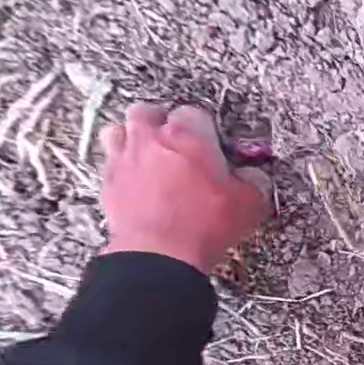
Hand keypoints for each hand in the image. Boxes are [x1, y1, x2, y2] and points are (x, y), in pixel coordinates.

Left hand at [99, 103, 270, 273]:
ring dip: (134, 137)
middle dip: (161, 120)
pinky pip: (112, 161)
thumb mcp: (251, 202)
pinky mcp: (109, 183)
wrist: (160, 252)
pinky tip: (141, 180)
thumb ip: (254, 180)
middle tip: (177, 139)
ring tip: (152, 154)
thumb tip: (252, 175)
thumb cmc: (206, 222)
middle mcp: (151, 141)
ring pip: (119, 130)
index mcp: (189, 138)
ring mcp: (124, 160)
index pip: (195, 112)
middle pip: (147, 111)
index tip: (216, 144)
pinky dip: (125, 165)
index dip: (207, 127)